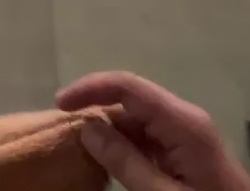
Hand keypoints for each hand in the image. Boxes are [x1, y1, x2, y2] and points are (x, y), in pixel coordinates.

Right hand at [58, 71, 249, 190]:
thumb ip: (125, 162)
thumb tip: (88, 127)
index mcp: (183, 122)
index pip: (128, 86)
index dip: (90, 88)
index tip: (60, 104)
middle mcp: (186, 119)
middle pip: (131, 99)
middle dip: (97, 108)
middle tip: (65, 128)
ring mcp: (189, 137)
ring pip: (138, 119)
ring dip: (109, 129)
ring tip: (81, 145)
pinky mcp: (189, 154)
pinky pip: (149, 138)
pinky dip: (125, 146)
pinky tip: (109, 161)